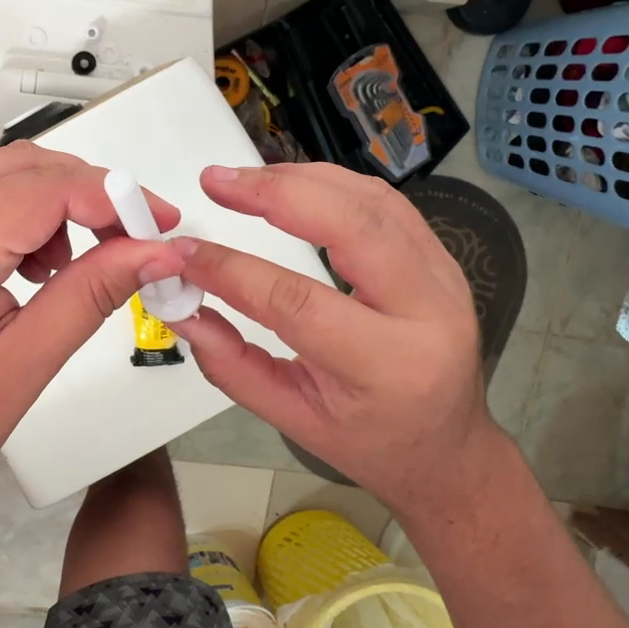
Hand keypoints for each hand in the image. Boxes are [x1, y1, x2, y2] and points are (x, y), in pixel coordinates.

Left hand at [0, 142, 185, 543]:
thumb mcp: (26, 362)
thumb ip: (94, 291)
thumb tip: (154, 251)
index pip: (43, 188)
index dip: (112, 195)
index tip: (160, 220)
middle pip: (15, 166)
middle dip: (82, 190)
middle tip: (131, 234)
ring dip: (46, 200)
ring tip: (72, 263)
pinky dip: (10, 216)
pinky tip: (32, 266)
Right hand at [166, 163, 500, 516]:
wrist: (450, 449)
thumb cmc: (369, 442)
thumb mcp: (293, 420)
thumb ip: (231, 364)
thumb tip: (178, 307)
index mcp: (388, 366)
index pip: (297, 300)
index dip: (231, 269)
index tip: (183, 252)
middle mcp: (428, 312)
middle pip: (352, 224)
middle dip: (275, 193)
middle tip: (215, 183)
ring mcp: (445, 277)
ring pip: (372, 199)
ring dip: (300, 178)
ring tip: (242, 180)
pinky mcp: (442, 258)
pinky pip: (385, 202)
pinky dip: (331, 183)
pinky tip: (288, 184)